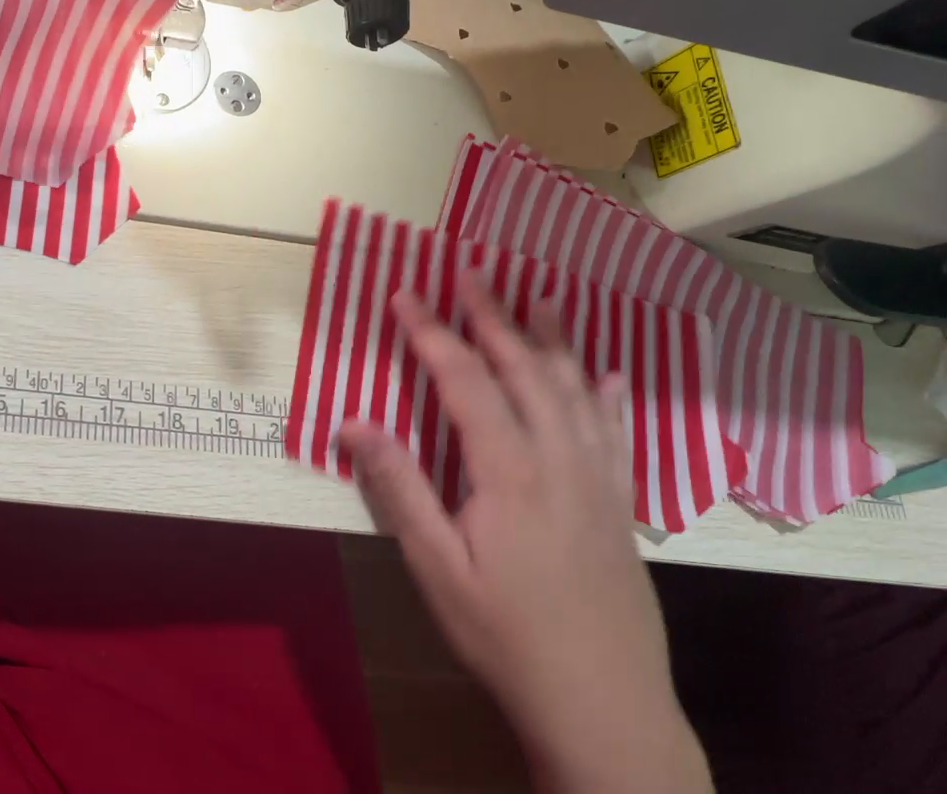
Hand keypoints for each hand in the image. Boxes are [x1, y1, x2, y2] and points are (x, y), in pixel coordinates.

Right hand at [341, 276, 709, 793]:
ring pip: (577, 391)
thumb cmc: (503, 631)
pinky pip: (619, 431)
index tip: (403, 295)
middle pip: (527, 371)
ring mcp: (600, 481)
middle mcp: (562, 462)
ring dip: (553, 340)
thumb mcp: (433, 564)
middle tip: (470, 273)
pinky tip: (608, 372)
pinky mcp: (621, 505)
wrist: (602, 700)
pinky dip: (610, 394)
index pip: (464, 382)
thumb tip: (351, 421)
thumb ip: (398, 487)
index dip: (431, 334)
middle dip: (494, 317)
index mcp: (510, 474)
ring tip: (538, 297)